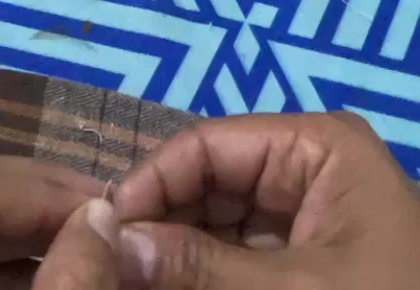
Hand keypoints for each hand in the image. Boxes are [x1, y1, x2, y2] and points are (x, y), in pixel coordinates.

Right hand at [108, 111, 419, 289]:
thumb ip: (199, 267)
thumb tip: (110, 242)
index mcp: (316, 146)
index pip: (209, 144)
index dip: (151, 181)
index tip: (103, 227)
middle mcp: (309, 169)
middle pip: (210, 184)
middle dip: (161, 224)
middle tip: (110, 265)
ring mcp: (309, 220)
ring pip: (218, 226)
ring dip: (176, 256)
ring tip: (130, 278)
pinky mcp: (309, 266)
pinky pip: (241, 261)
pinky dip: (204, 278)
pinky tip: (166, 288)